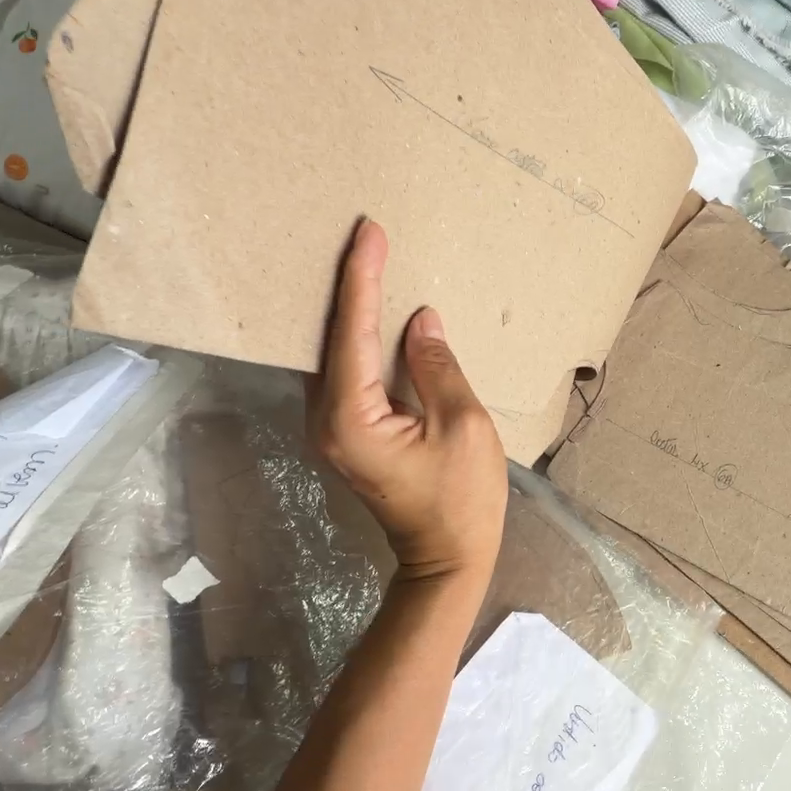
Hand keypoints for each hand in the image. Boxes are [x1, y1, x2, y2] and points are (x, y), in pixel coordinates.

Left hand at [311, 220, 507, 582]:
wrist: (447, 558)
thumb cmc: (463, 498)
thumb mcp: (463, 426)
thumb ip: (438, 367)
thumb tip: (420, 322)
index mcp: (352, 416)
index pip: (352, 332)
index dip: (362, 279)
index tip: (369, 233)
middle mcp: (326, 419)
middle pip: (330, 339)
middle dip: (348, 286)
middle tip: (364, 238)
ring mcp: (332, 429)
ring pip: (334, 355)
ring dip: (350, 311)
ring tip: (367, 264)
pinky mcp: (347, 435)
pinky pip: (346, 374)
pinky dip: (358, 340)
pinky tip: (374, 318)